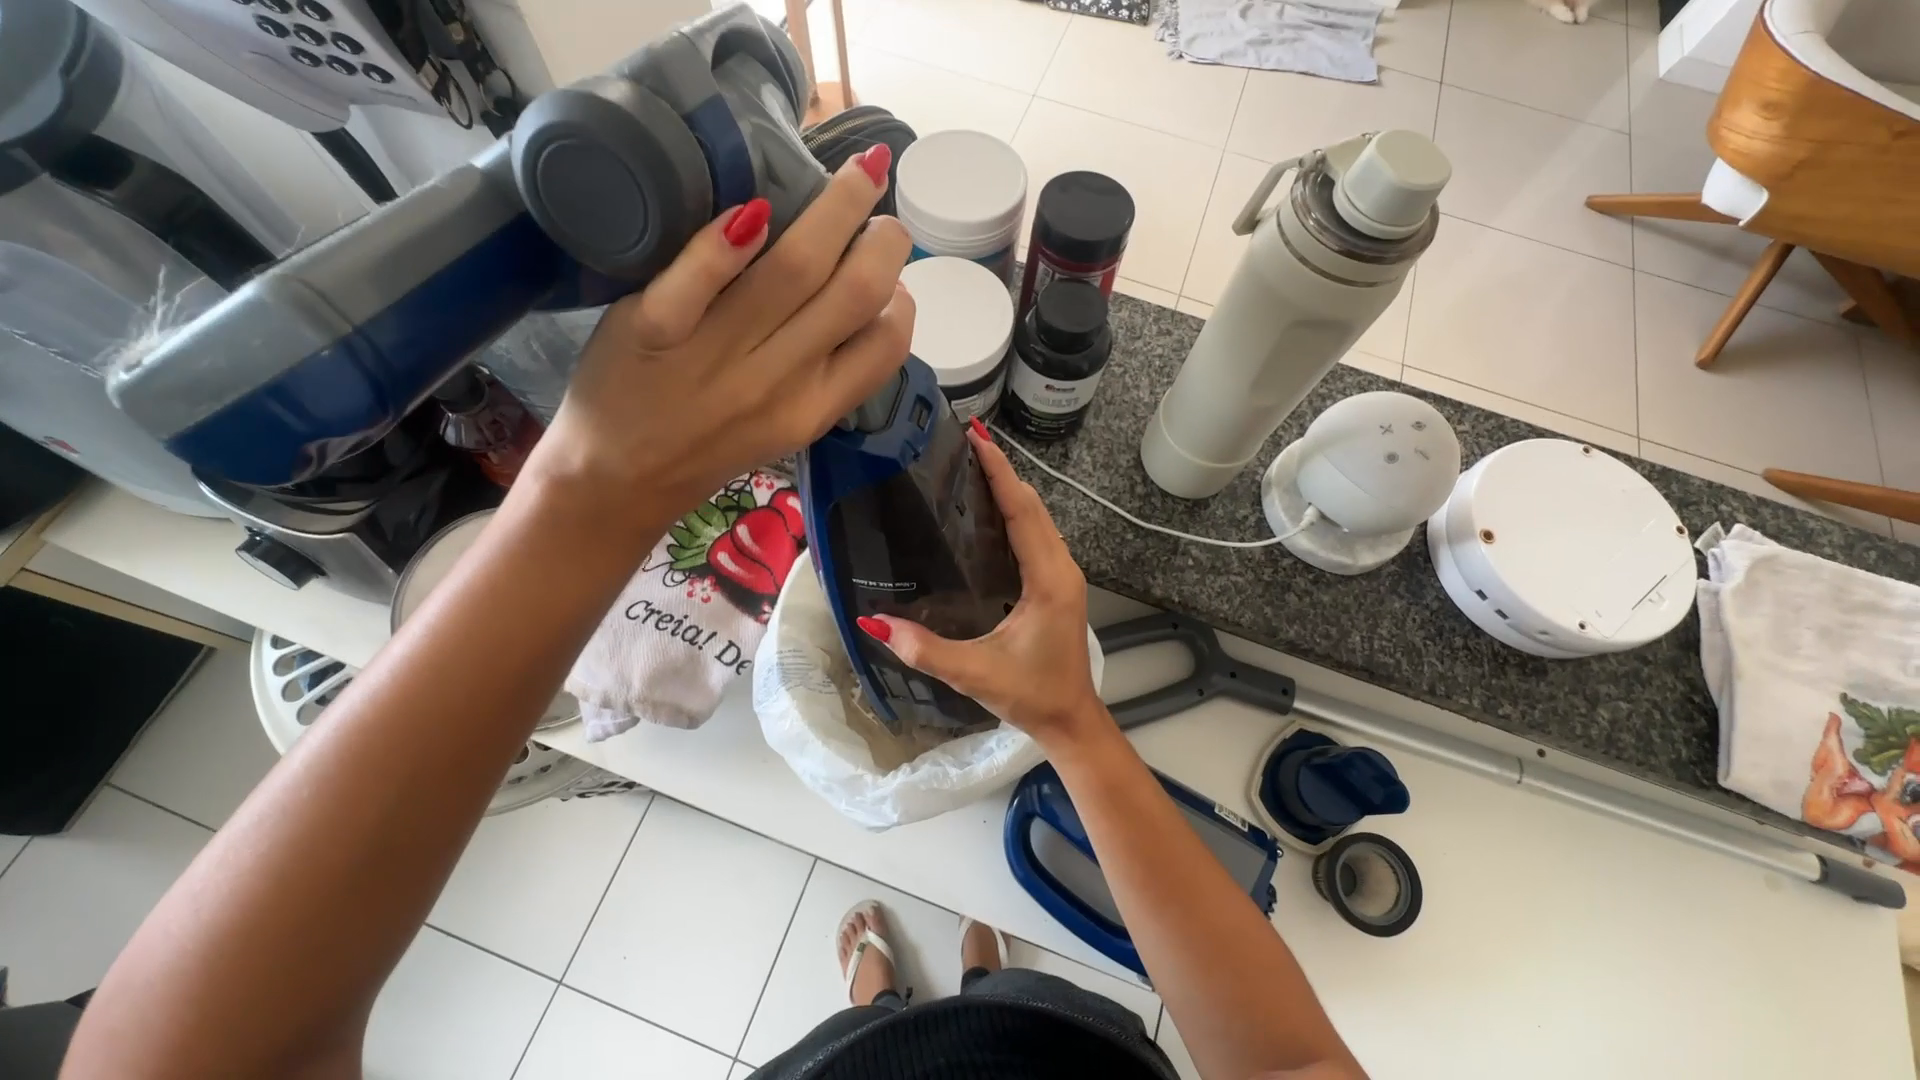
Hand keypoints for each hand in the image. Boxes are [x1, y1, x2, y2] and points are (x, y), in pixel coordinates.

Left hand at [526, 147, 913, 527]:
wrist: (619, 482)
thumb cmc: (708, 451)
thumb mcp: (786, 428)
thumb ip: (828, 374)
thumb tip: (871, 304)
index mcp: (814, 406)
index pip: (887, 345)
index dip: (904, 299)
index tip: (893, 275)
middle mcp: (778, 381)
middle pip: (853, 293)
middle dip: (885, 239)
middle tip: (879, 204)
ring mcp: (715, 354)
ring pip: (792, 271)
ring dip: (835, 210)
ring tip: (856, 174)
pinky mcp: (652, 331)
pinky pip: (694, 282)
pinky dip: (725, 246)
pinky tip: (753, 211)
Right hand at [859, 423, 1112, 749]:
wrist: (1070, 719)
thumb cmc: (1031, 695)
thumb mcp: (975, 674)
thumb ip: (926, 649)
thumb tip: (874, 622)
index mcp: (1049, 580)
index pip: (1023, 512)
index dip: (1000, 474)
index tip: (978, 439)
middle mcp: (1061, 568)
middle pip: (1032, 506)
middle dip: (1001, 471)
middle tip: (965, 443)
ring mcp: (1062, 575)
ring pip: (1037, 518)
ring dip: (1009, 490)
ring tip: (972, 467)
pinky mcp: (1055, 584)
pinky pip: (1035, 535)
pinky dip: (1014, 513)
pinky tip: (986, 511)